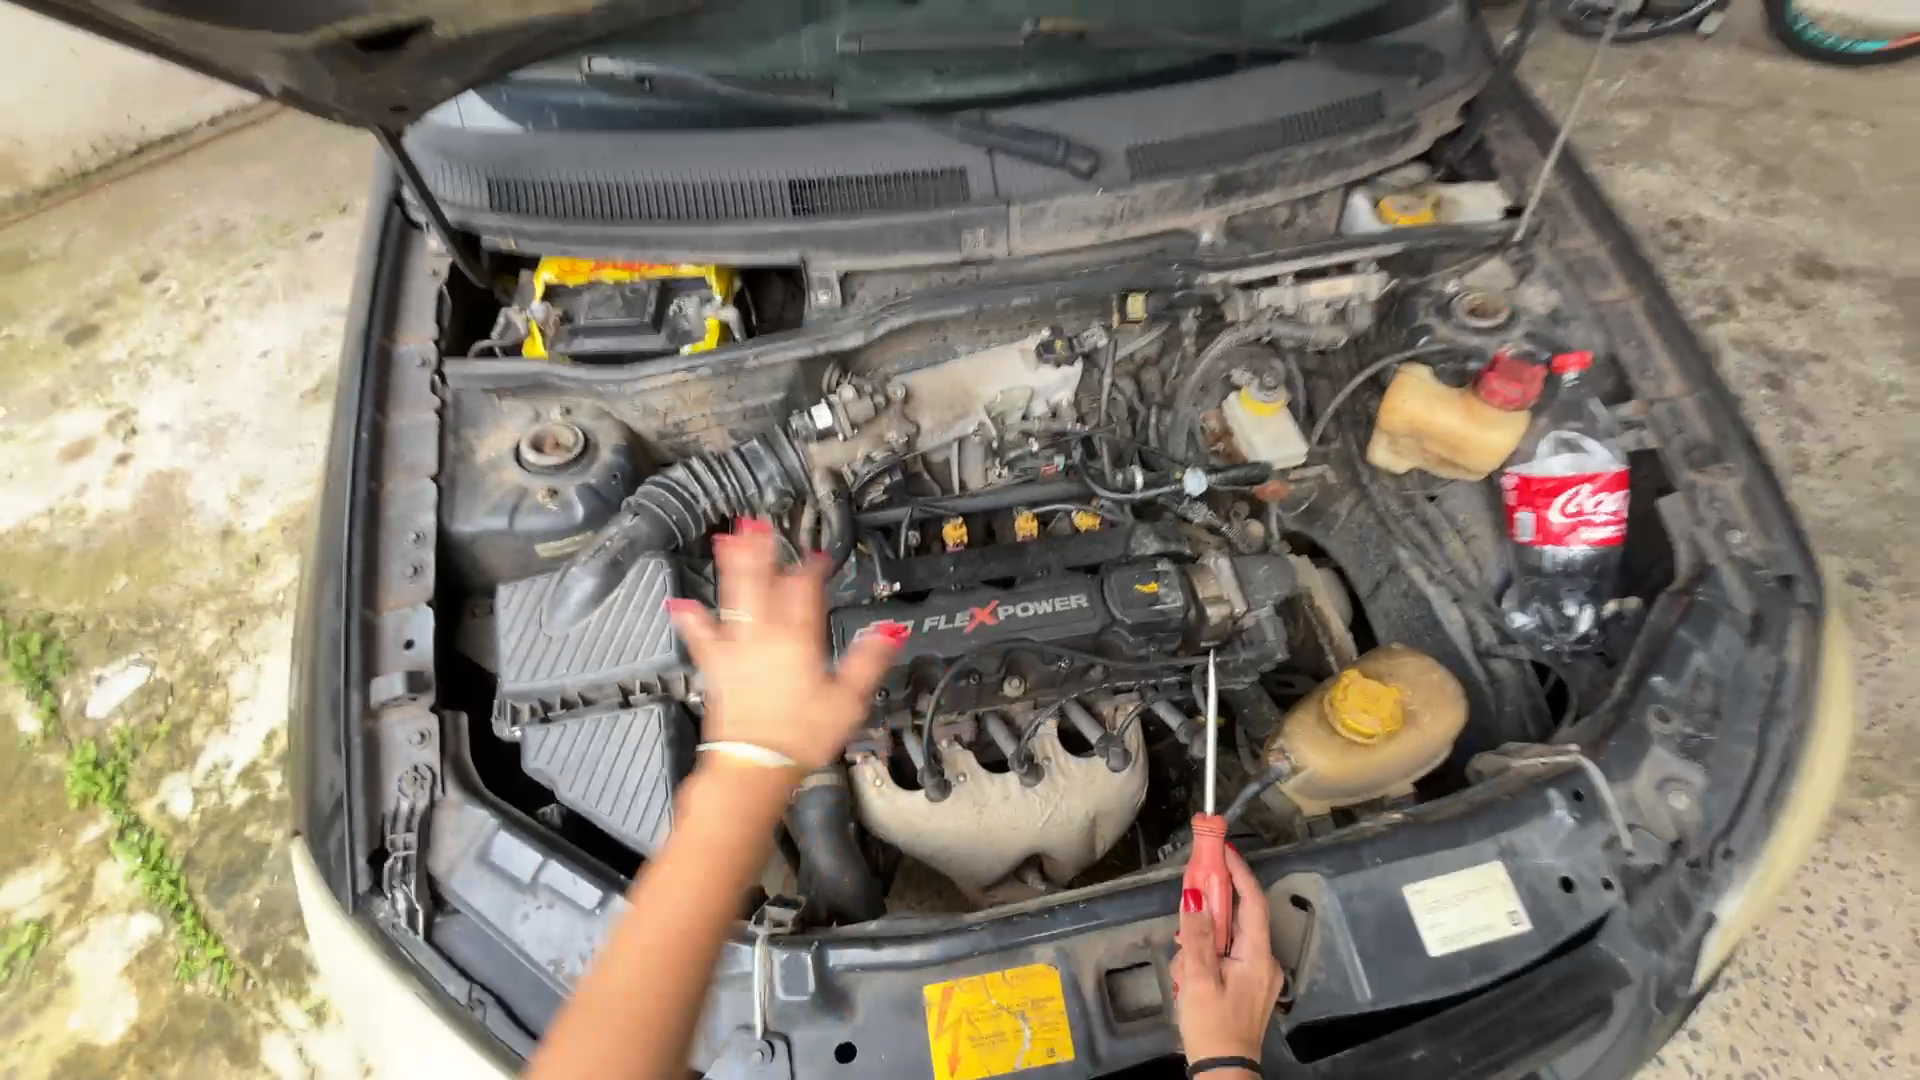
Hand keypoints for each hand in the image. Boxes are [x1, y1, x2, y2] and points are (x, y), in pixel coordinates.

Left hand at [666, 518, 904, 771]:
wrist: (756, 764)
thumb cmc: (801, 734)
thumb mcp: (849, 699)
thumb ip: (869, 660)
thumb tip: (890, 632)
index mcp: (799, 640)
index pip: (806, 592)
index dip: (812, 569)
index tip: (817, 555)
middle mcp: (765, 637)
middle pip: (763, 583)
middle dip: (761, 552)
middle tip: (757, 524)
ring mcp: (738, 650)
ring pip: (734, 599)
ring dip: (731, 568)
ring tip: (726, 541)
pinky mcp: (719, 669)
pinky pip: (703, 637)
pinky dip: (691, 619)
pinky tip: (680, 605)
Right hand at [1173, 846, 1285, 1068]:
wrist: (1223, 1075)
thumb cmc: (1211, 1025)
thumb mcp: (1197, 977)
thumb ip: (1196, 933)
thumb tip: (1195, 895)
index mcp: (1258, 955)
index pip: (1252, 900)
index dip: (1238, 871)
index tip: (1222, 848)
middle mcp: (1265, 961)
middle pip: (1239, 916)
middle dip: (1209, 911)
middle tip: (1187, 905)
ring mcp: (1259, 974)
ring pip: (1229, 936)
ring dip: (1203, 939)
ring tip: (1184, 964)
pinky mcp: (1249, 985)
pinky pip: (1228, 954)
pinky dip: (1208, 953)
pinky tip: (1189, 973)